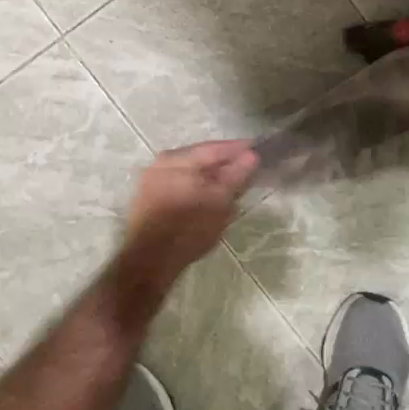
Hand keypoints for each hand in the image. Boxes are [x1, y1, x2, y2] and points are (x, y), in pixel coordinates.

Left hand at [119, 141, 258, 281]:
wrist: (149, 261)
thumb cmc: (188, 229)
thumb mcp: (220, 202)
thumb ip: (236, 175)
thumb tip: (251, 155)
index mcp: (178, 159)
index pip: (216, 148)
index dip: (240, 149)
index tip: (260, 150)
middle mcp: (161, 163)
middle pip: (201, 158)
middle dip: (225, 164)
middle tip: (248, 171)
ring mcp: (151, 180)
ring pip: (190, 173)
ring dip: (211, 178)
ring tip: (231, 188)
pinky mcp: (148, 199)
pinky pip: (179, 185)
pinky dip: (196, 188)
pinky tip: (208, 200)